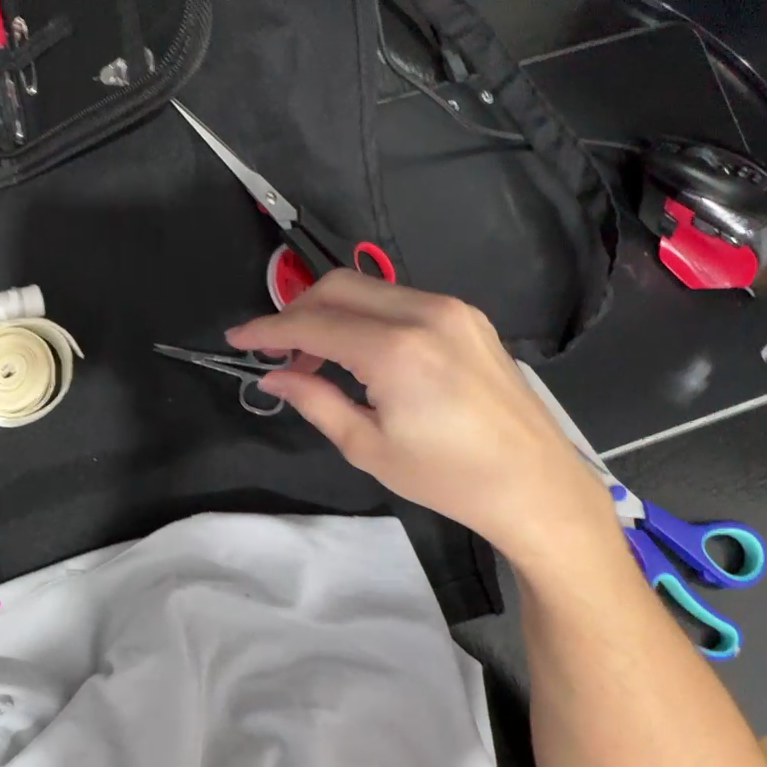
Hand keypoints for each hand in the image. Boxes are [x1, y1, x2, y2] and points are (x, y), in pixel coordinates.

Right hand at [228, 271, 616, 570]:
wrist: (530, 481)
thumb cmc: (444, 477)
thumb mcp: (366, 446)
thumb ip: (314, 400)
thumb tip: (274, 376)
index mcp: (396, 351)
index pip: (313, 323)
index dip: (267, 328)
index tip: (236, 339)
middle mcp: (425, 313)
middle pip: (339, 286)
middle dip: (296, 310)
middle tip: (275, 351)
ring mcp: (452, 309)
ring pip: (369, 288)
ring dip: (330, 312)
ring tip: (313, 359)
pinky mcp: (467, 317)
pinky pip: (399, 300)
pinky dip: (365, 316)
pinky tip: (357, 354)